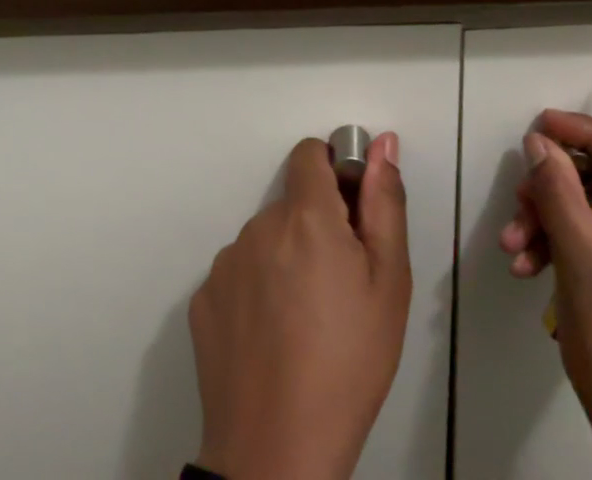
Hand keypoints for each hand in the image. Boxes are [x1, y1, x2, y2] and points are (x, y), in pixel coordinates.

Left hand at [189, 134, 411, 479]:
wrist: (279, 446)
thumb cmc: (350, 362)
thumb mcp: (389, 280)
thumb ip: (385, 203)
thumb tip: (382, 146)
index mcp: (306, 218)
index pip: (310, 154)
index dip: (336, 169)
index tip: (354, 209)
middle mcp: (257, 230)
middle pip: (291, 203)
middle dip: (318, 224)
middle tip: (342, 281)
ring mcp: (223, 267)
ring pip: (266, 239)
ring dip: (287, 256)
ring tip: (309, 315)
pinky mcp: (202, 302)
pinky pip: (240, 273)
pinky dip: (259, 287)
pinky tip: (276, 333)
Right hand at [500, 110, 591, 479]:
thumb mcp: (584, 262)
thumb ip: (560, 194)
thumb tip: (540, 142)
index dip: (587, 135)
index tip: (542, 124)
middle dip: (556, 194)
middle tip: (518, 205)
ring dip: (550, 224)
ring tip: (515, 249)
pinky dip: (562, 248)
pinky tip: (530, 267)